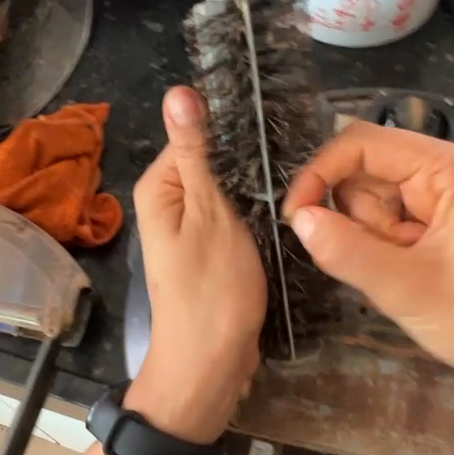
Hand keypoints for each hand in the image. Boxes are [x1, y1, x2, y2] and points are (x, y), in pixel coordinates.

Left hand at [130, 86, 267, 442]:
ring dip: (255, 192)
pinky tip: (281, 215)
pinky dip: (254, 217)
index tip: (276, 137)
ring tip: (295, 189)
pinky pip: (233, 219)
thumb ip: (196, 153)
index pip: (195, 137)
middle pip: (213, 163)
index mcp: (158, 188)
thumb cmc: (211, 287)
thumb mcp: (208, 212)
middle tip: (294, 169)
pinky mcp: (210, 251)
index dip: (233, 136)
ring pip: (227, 192)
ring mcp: (190, 230)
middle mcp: (168, 204)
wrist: (212, 362)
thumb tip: (178, 92)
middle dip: (247, 165)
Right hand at [279, 121, 453, 404]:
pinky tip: (410, 279)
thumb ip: (348, 252)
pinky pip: (390, 226)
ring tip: (405, 277)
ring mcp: (445, 201)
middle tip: (383, 264)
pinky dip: (384, 252)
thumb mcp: (410, 290)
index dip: (321, 173)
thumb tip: (300, 220)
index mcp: (449, 170)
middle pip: (365, 173)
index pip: (363, 144)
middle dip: (356, 219)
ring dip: (370, 240)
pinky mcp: (442, 227)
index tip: (296, 218)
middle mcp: (447, 173)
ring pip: (373, 202)